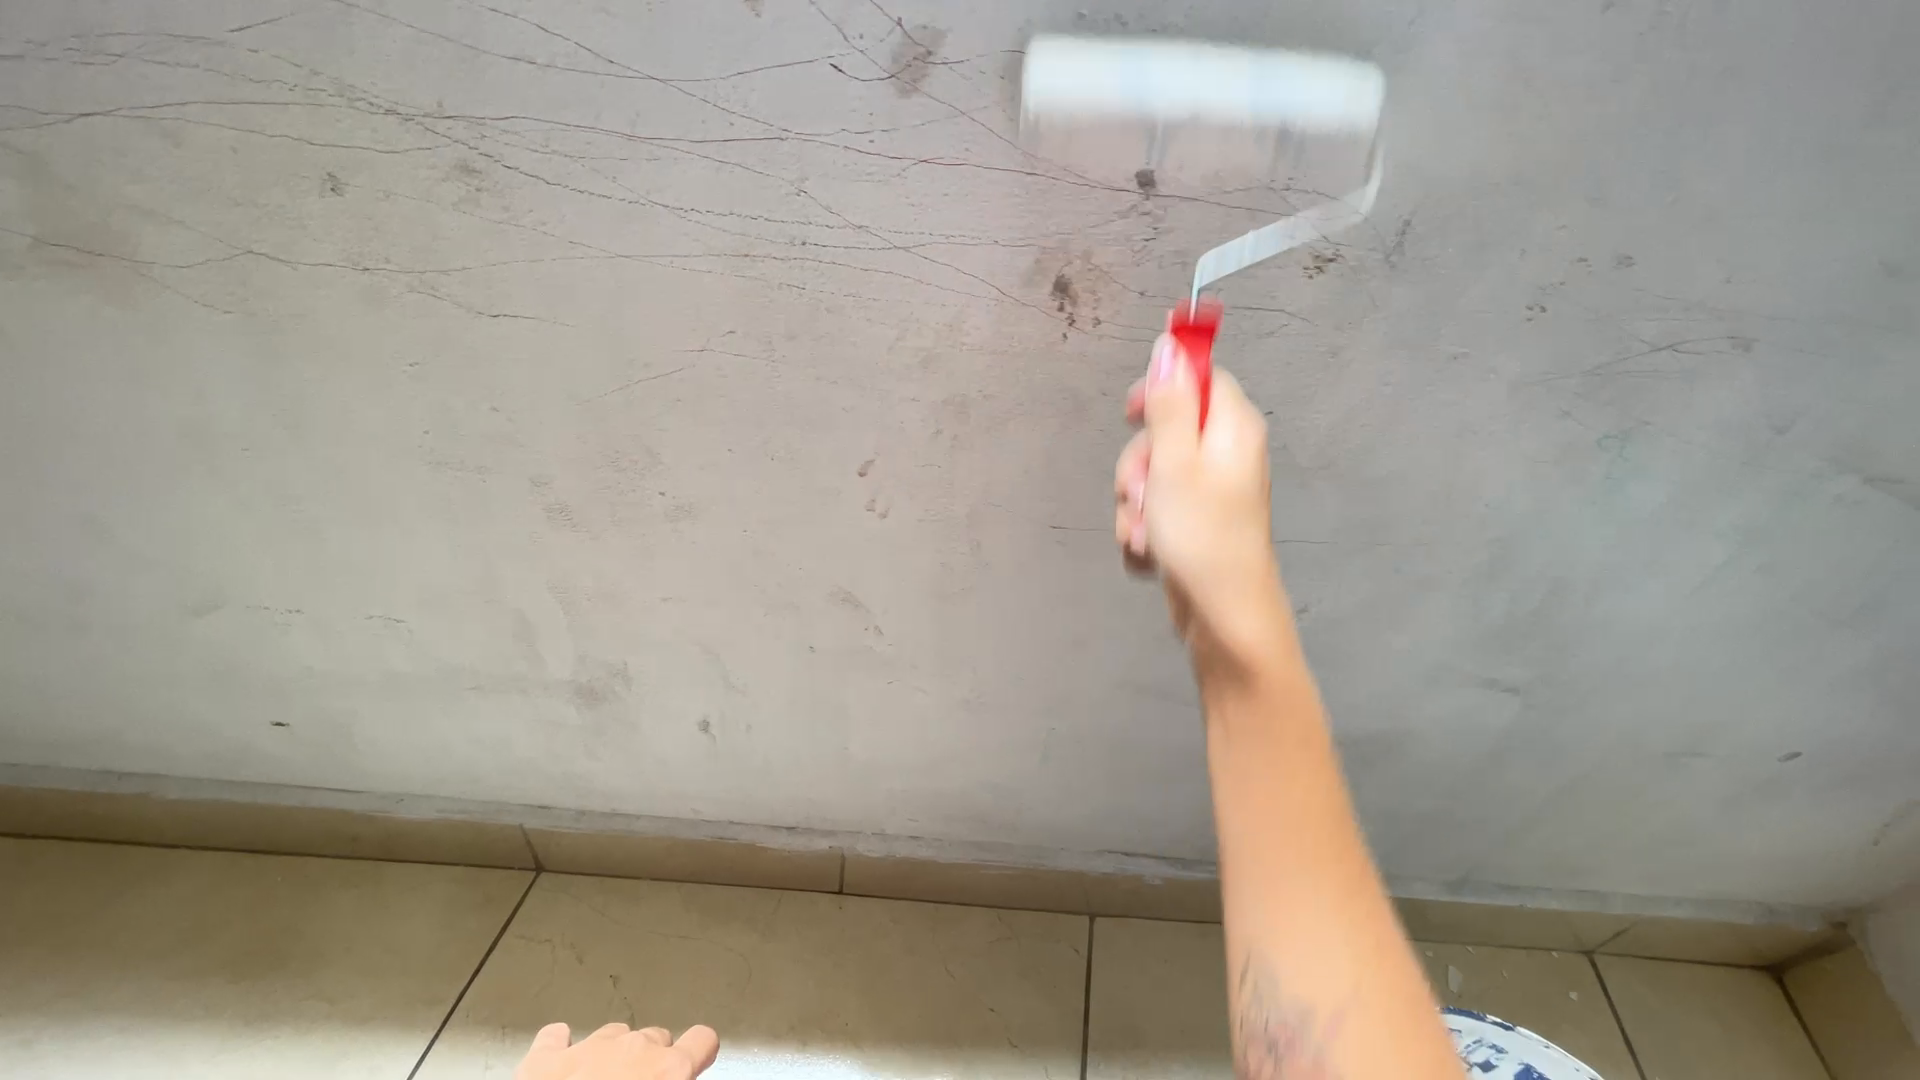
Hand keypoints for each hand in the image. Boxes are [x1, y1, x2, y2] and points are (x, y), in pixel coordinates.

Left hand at [515, 1022, 719, 1079]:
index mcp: (669, 1072)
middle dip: (649, 1064)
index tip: (690, 1070)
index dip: (697, 1056)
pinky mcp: (544, 1058)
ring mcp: (589, 1048)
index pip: (703, 1040)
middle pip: (656, 1038)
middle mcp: (636, 1049)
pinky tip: (558, 1071)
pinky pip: (556, 1037)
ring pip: (613, 1035)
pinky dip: (560, 1050)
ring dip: (611, 1058)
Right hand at [1114, 333, 1290, 673]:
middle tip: (1141, 491)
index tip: (1131, 414)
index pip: (1199, 378)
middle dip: (1138, 463)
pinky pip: (1157, 508)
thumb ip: (1170, 400)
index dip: (1162, 390)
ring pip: (1153, 474)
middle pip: (1167, 429)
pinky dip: (1145, 527)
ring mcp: (1209, 492)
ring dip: (1136, 503)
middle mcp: (1225, 454)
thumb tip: (1171, 342)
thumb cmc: (1202, 534)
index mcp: (1232, 428)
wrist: (1222, 615)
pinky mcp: (1194, 523)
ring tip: (1147, 532)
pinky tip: (1149, 550)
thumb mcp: (1175, 460)